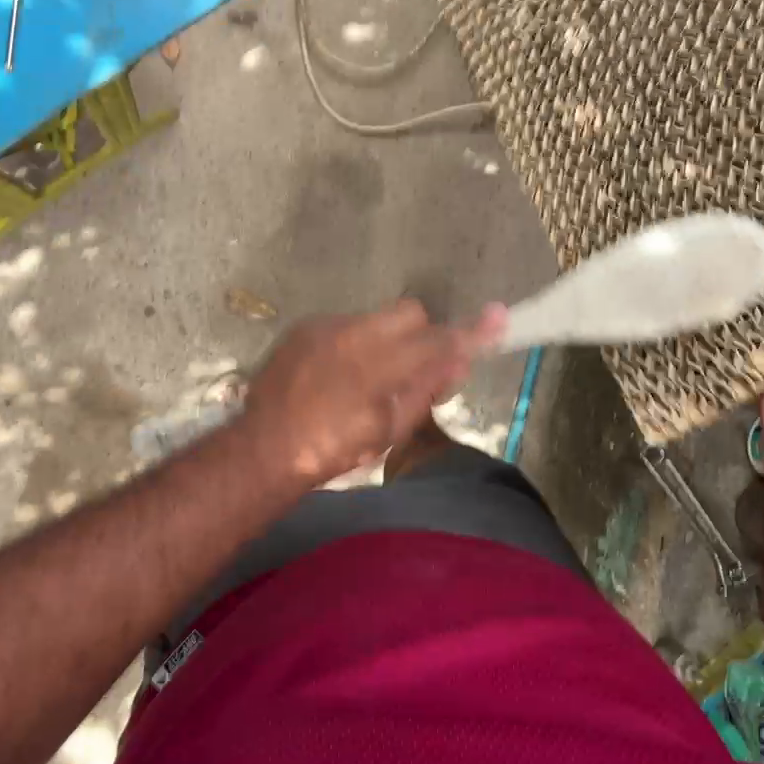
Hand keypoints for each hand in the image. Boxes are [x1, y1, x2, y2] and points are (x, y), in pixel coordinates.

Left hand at [239, 300, 505, 483]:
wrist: (263, 447)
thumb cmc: (332, 450)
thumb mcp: (388, 431)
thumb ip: (425, 391)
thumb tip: (458, 362)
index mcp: (378, 366)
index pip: (438, 342)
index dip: (472, 333)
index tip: (499, 317)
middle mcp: (353, 334)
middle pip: (410, 313)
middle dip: (421, 334)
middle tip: (414, 368)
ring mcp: (325, 327)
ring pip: (376, 318)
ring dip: (385, 341)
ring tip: (365, 379)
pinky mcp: (305, 327)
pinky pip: (345, 325)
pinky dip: (354, 344)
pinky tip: (337, 375)